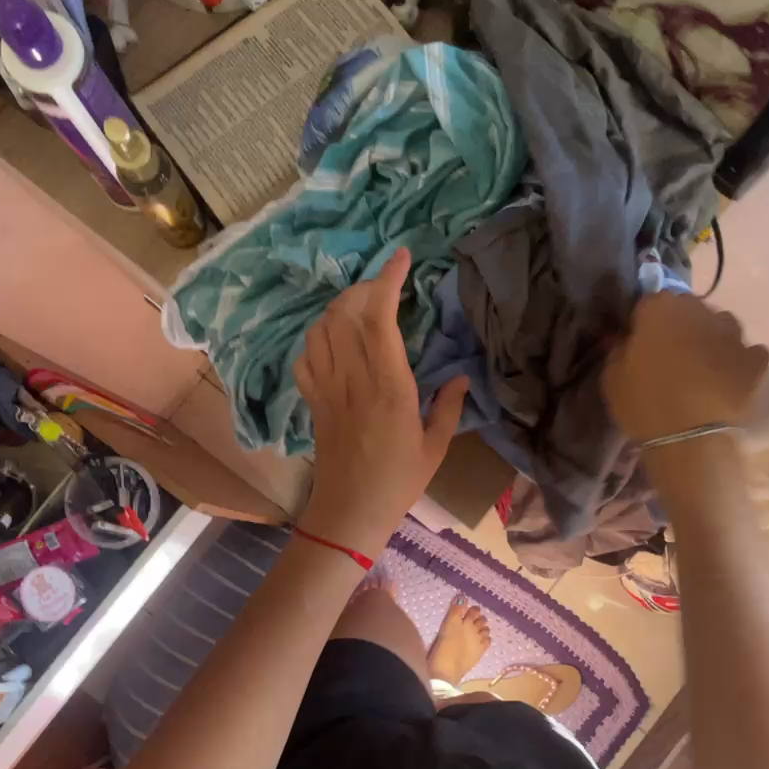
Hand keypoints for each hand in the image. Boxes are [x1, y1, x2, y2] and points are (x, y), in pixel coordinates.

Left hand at [296, 250, 466, 556]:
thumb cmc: (398, 482)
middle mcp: (353, 378)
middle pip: (345, 312)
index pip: (380, 317)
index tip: (401, 258)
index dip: (388, 280)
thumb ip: (449, 406)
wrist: (350, 511)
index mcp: (390, 386)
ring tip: (360, 307)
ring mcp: (327, 387)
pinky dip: (317, 337)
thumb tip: (462, 374)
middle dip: (364, 288)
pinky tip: (333, 340)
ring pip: (321, 328)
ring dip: (339, 308)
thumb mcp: (436, 446)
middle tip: (385, 286)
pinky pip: (306, 355)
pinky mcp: (313, 400)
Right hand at [603, 292, 768, 443]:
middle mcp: (700, 310)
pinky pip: (748, 352)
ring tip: (702, 368)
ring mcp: (733, 333)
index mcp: (661, 309)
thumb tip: (626, 339)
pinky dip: (740, 361)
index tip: (639, 345)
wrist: (690, 439)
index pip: (649, 303)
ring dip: (711, 339)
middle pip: (688, 310)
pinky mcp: (755, 359)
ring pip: (721, 326)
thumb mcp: (611, 379)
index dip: (644, 324)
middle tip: (670, 358)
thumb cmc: (644, 405)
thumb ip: (618, 350)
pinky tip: (729, 379)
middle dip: (679, 327)